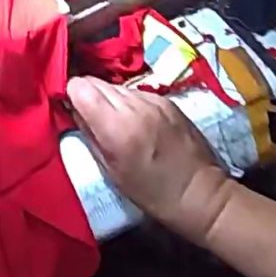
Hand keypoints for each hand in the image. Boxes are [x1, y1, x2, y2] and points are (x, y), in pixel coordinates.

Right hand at [68, 77, 236, 246]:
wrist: (203, 195)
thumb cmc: (151, 193)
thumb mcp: (110, 169)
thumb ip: (89, 133)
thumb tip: (73, 109)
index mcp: (115, 126)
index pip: (79, 85)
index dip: (72, 95)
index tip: (75, 110)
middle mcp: (132, 105)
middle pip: (94, 81)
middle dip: (89, 95)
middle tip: (94, 117)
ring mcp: (152, 100)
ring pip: (114, 85)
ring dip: (109, 98)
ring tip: (117, 121)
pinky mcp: (166, 100)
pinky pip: (135, 91)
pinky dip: (129, 102)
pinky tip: (138, 121)